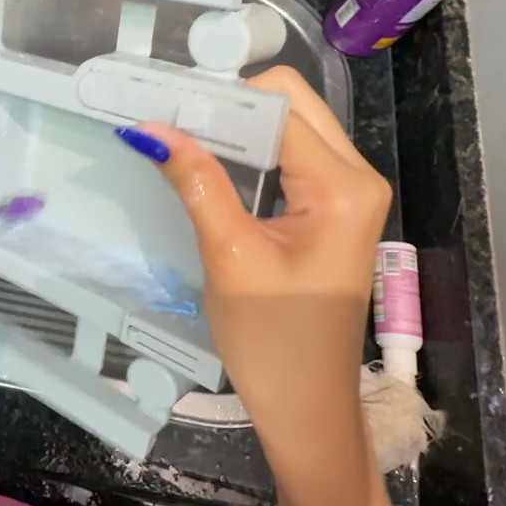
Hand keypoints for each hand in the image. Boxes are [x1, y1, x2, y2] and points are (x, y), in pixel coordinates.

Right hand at [126, 66, 390, 432]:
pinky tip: (207, 164)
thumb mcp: (228, 255)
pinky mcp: (330, 210)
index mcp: (341, 186)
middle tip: (168, 120)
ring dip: (234, 127)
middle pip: (290, 106)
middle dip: (227, 105)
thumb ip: (196, 182)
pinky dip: (247, 152)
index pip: (278, 108)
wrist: (308, 406)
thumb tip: (150, 128)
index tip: (163, 104)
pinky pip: (289, 157)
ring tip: (178, 137)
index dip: (218, 99)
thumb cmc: (273, 339)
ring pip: (288, 127)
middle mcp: (355, 177)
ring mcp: (347, 193)